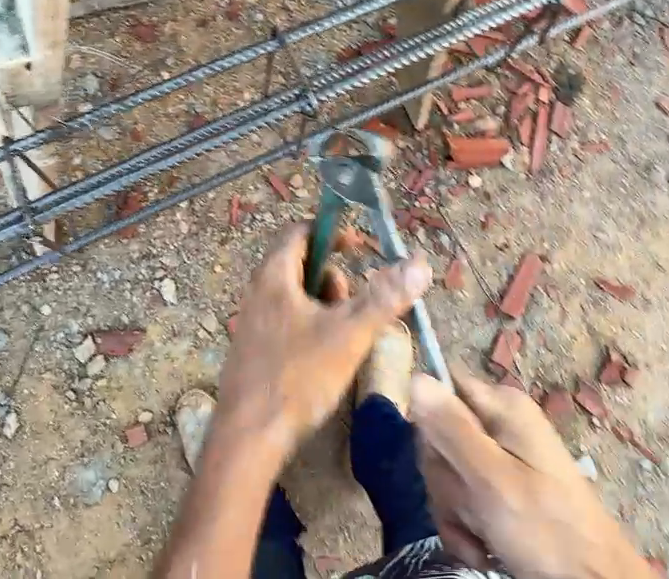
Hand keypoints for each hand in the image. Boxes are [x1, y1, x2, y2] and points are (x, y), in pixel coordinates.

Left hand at [215, 223, 431, 455]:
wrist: (249, 436)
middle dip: (332, 277)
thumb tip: (419, 263)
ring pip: (294, 296)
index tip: (359, 248)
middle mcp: (257, 291)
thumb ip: (384, 297)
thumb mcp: (349, 335)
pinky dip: (309, 326)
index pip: (299, 231)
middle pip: (298, 264)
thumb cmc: (298, 377)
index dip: (331, 232)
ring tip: (343, 337)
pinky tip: (324, 359)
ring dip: (323, 306)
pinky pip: (285, 321)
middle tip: (353, 306)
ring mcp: (251, 322)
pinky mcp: (252, 350)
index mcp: (274, 276)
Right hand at [411, 370, 658, 578]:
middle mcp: (501, 424)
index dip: (431, 426)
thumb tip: (416, 376)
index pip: (441, 391)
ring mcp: (502, 459)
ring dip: (455, 510)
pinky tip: (482, 547)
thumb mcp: (492, 479)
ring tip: (482, 535)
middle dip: (446, 480)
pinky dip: (465, 527)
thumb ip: (452, 428)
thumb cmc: (546, 529)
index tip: (443, 461)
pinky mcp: (501, 491)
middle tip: (472, 507)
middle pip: (440, 436)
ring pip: (447, 473)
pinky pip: (462, 499)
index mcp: (503, 407)